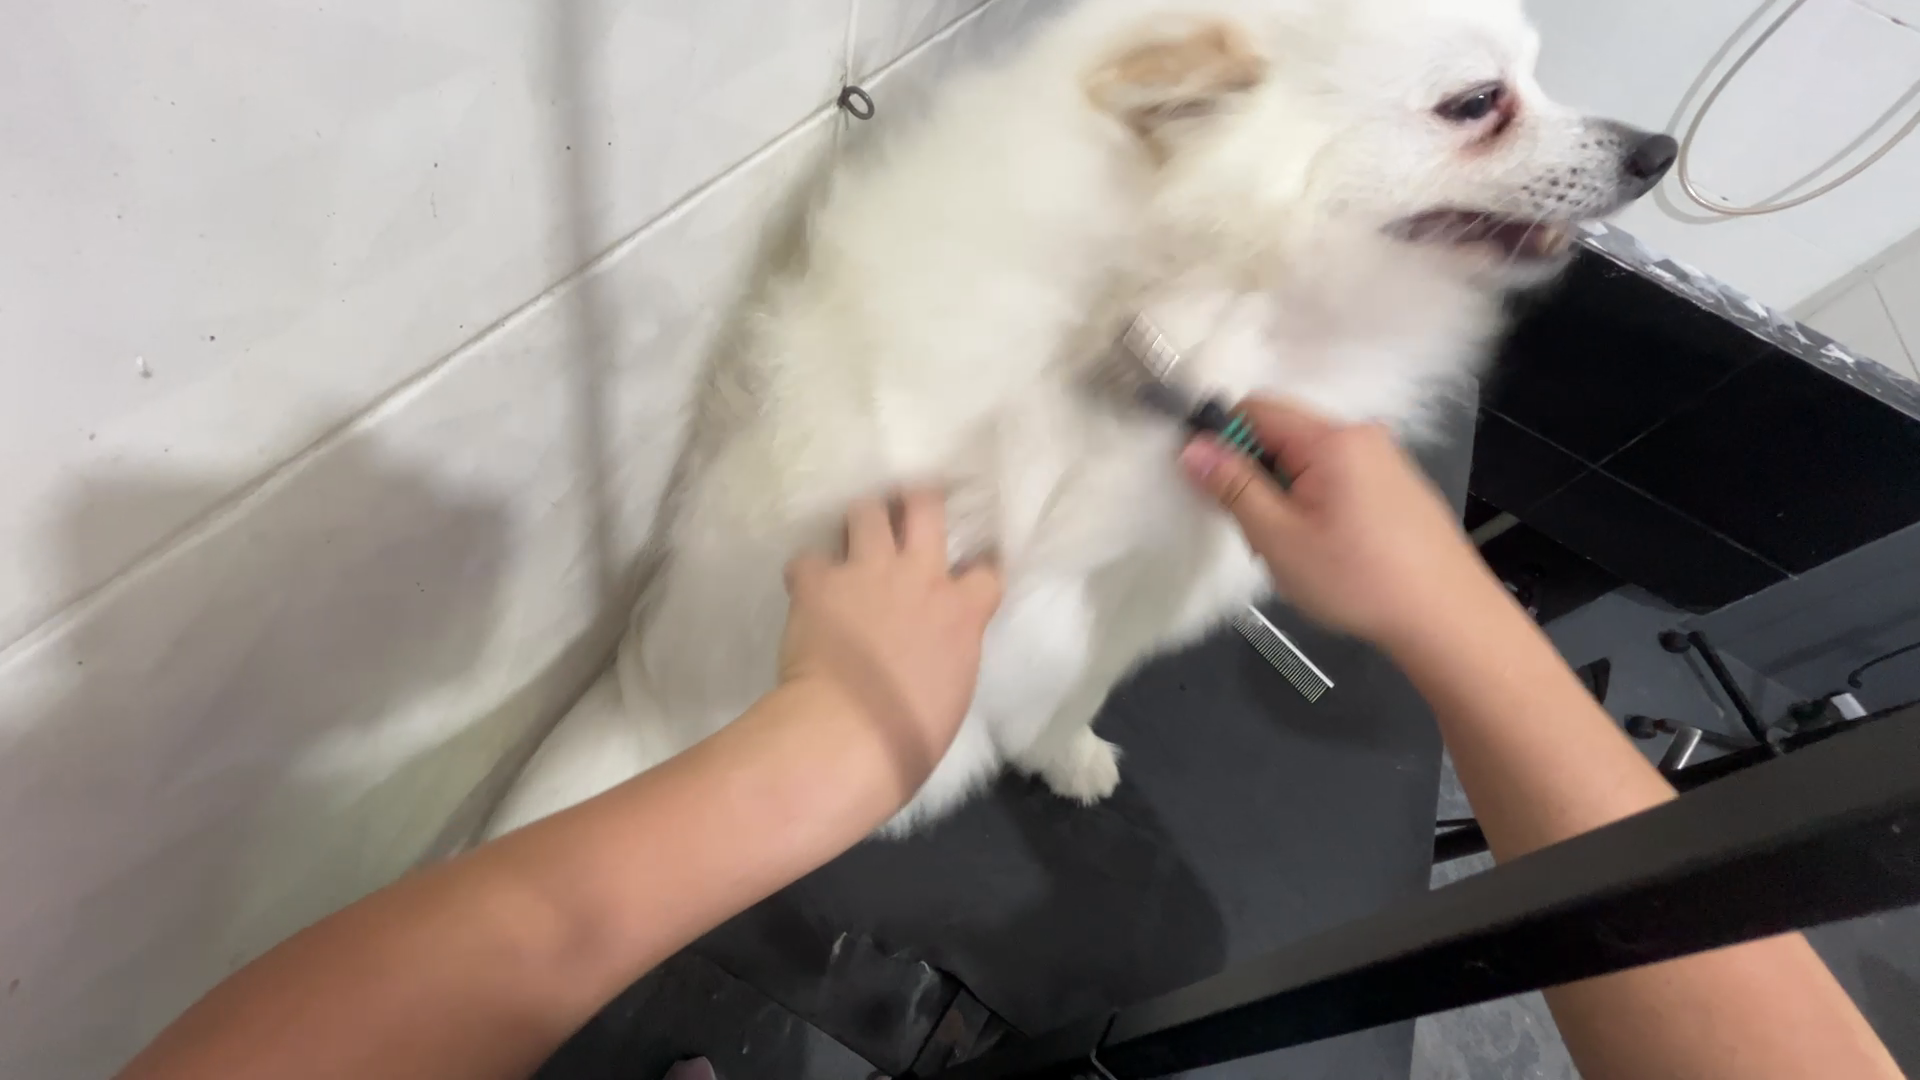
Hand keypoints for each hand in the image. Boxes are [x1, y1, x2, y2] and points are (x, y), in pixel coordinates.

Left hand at [779, 491, 1004, 786]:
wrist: (849, 733)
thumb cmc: (912, 731)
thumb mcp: (955, 685)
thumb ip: (951, 646)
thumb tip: (937, 641)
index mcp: (961, 610)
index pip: (986, 569)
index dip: (979, 564)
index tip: (971, 568)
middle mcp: (918, 575)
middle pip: (924, 506)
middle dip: (916, 498)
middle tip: (906, 505)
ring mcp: (866, 572)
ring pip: (865, 511)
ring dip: (860, 519)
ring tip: (852, 533)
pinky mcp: (818, 583)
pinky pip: (807, 558)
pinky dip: (807, 570)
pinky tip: (806, 584)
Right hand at [1179, 398, 1495, 648]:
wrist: (1448, 620)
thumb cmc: (1356, 579)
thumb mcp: (1278, 537)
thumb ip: (1232, 487)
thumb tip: (1191, 447)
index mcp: (1331, 440)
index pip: (1254, 409)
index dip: (1221, 440)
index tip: (1211, 486)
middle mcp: (1360, 436)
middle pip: (1280, 435)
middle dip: (1253, 476)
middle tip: (1256, 531)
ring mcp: (1383, 460)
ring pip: (1304, 461)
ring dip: (1281, 495)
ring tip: (1290, 548)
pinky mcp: (1395, 486)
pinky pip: (1333, 478)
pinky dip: (1311, 503)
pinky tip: (1323, 548)